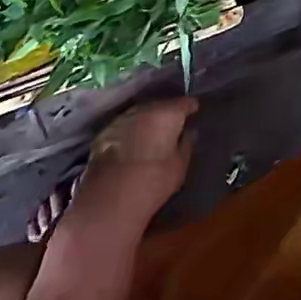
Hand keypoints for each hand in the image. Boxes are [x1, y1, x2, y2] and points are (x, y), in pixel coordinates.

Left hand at [80, 97, 197, 223]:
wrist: (111, 197)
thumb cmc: (154, 181)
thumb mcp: (179, 166)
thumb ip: (187, 145)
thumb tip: (189, 132)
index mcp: (167, 113)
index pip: (185, 102)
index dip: (191, 107)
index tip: (194, 113)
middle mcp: (144, 108)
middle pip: (161, 105)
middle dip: (168, 113)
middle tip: (175, 126)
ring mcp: (122, 117)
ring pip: (142, 113)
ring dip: (149, 121)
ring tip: (154, 135)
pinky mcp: (106, 130)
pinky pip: (126, 125)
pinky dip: (132, 130)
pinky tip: (134, 144)